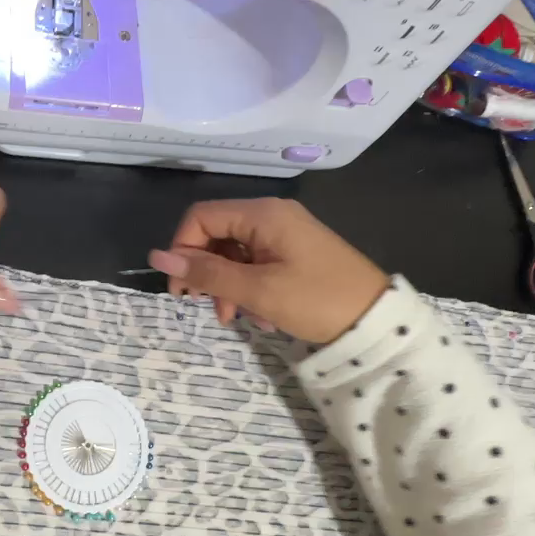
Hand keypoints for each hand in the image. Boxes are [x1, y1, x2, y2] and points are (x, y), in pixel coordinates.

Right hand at [149, 198, 389, 342]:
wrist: (378, 321)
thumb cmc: (316, 300)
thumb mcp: (257, 290)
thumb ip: (206, 273)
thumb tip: (156, 257)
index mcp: (262, 214)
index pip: (201, 217)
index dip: (183, 249)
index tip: (182, 289)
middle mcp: (272, 215)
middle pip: (217, 234)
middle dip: (208, 273)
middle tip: (210, 308)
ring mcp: (286, 233)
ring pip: (236, 253)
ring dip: (228, 285)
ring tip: (237, 318)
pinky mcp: (296, 251)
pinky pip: (257, 262)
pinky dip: (250, 287)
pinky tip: (261, 315)